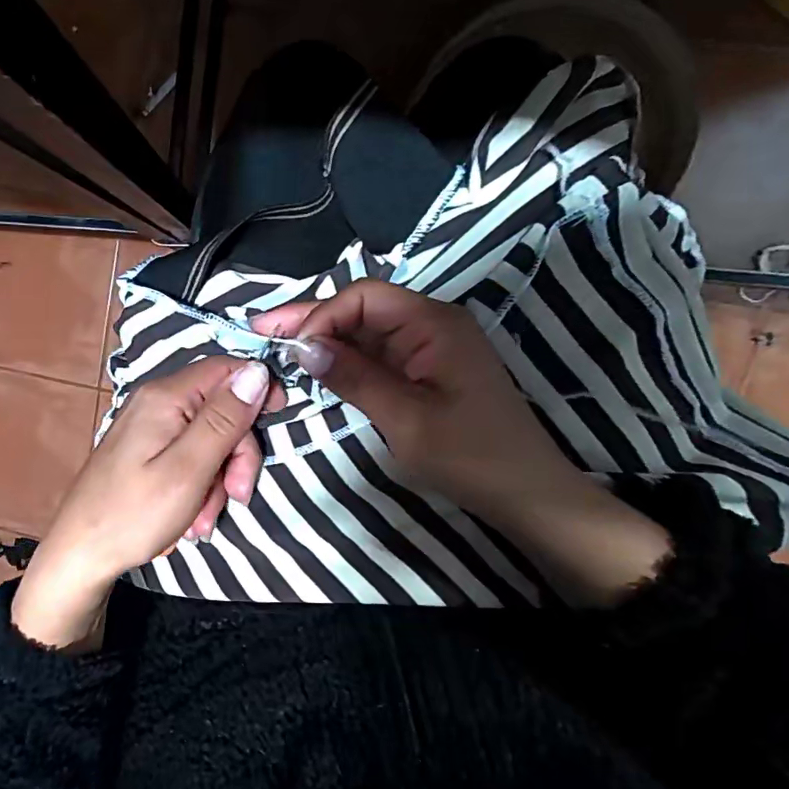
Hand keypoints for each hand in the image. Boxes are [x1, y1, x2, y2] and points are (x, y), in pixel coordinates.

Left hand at [13, 356, 280, 648]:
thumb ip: (224, 419)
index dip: (258, 392)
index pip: (228, 370)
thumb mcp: (189, 469)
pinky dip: (200, 485)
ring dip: (219, 479)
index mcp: (166, 397)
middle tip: (236, 496)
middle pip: (222, 409)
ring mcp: (151, 427)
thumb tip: (258, 370)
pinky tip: (190, 517)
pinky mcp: (148, 450)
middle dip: (237, 454)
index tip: (277, 424)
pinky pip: (190, 456)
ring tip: (202, 520)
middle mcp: (158, 402)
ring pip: (211, 438)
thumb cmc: (133, 515)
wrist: (80, 555)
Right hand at [253, 280, 668, 605]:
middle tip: (262, 331)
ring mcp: (431, 348)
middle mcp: (432, 324)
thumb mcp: (405, 418)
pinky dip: (349, 362)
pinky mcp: (428, 372)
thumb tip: (303, 346)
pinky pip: (381, 356)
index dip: (322, 315)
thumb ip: (354, 377)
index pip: (364, 296)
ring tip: (279, 350)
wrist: (525, 492)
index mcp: (433, 323)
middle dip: (314, 321)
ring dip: (327, 342)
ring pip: (368, 333)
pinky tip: (319, 370)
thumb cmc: (470, 455)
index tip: (289, 348)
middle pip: (363, 309)